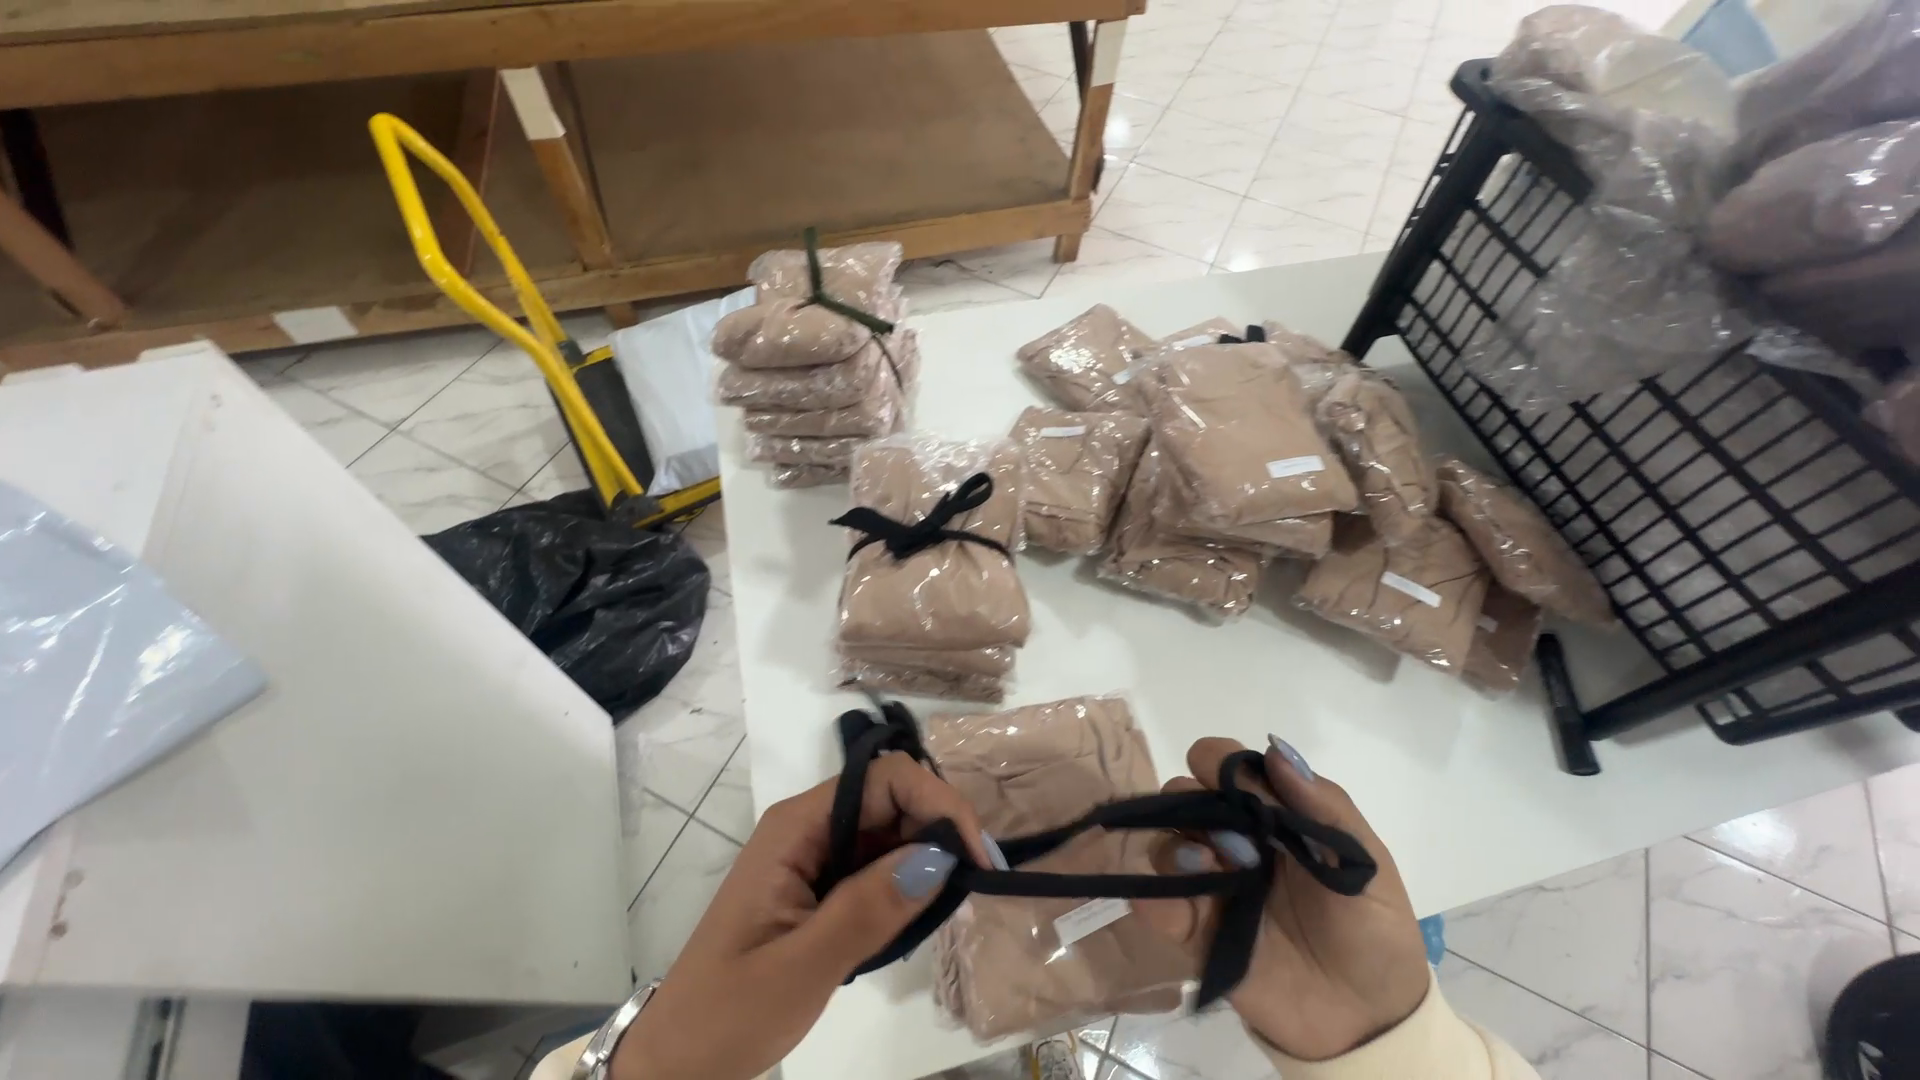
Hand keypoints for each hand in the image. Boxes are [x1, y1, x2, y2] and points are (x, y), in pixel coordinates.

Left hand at [612, 753, 991, 1079]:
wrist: (678, 1060)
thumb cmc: (728, 1012)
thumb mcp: (802, 967)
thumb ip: (868, 909)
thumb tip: (939, 857)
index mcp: (797, 827)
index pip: (885, 779)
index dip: (938, 802)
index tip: (975, 859)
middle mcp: (809, 827)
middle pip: (892, 798)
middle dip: (940, 830)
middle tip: (976, 886)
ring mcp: (814, 855)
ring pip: (890, 831)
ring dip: (928, 858)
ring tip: (955, 903)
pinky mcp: (821, 885)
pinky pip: (878, 865)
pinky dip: (907, 884)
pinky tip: (920, 916)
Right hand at [1137, 736, 1429, 1061]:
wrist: (1371, 1023)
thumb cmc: (1372, 932)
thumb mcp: (1367, 864)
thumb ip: (1323, 806)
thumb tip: (1275, 749)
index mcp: (1271, 818)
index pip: (1225, 767)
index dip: (1217, 762)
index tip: (1227, 779)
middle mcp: (1232, 842)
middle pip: (1183, 796)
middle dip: (1193, 803)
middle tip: (1231, 838)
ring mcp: (1211, 887)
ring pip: (1163, 843)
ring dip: (1175, 846)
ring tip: (1207, 868)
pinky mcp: (1196, 935)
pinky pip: (1157, 907)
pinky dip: (1155, 898)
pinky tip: (1178, 905)